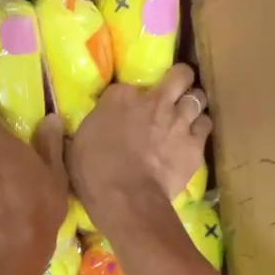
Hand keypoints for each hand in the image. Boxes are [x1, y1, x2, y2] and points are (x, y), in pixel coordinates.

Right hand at [65, 63, 210, 227]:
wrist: (126, 199)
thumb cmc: (93, 175)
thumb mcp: (75, 147)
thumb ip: (85, 129)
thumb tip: (68, 124)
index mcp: (121, 98)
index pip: (129, 86)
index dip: (132, 98)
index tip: (128, 110)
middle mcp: (155, 100)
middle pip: (179, 75)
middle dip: (179, 80)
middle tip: (174, 92)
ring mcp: (179, 120)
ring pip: (198, 97)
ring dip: (192, 105)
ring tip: (187, 116)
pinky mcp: (195, 143)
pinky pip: (206, 124)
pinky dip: (200, 129)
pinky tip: (193, 138)